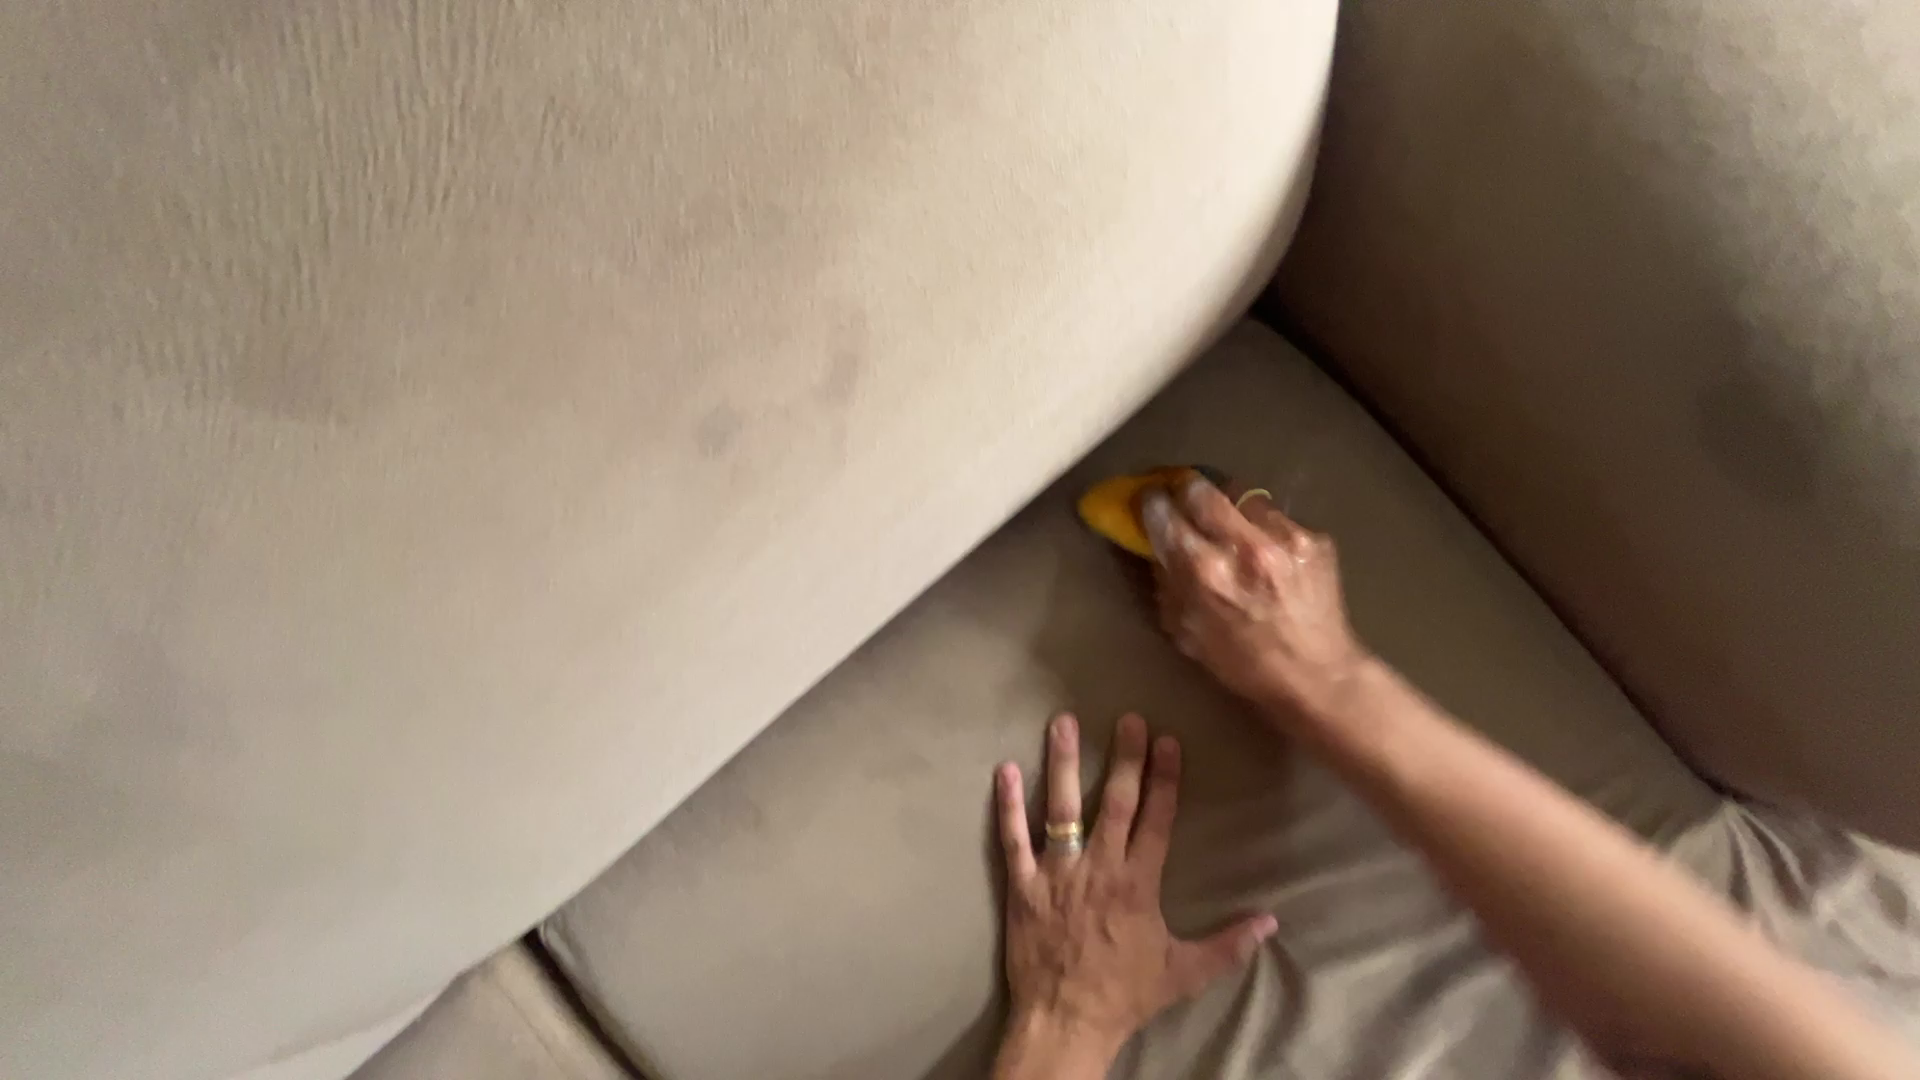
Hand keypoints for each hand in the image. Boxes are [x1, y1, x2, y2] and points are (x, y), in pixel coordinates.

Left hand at [991, 713, 1278, 1077]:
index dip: (1164, 779)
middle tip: (1128, 719)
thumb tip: (1271, 921)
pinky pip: (1013, 839)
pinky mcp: (1023, 884)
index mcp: (1138, 884)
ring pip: (1061, 809)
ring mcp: (1057, 873)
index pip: (1156, 820)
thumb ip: (1229, 945)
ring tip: (1063, 723)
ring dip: (1062, 764)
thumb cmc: (1125, 994)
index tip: (1168, 741)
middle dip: (1124, 759)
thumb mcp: (1184, 973)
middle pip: (1114, 803)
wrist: (1066, 1021)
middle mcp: (1099, 868)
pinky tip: (1006, 770)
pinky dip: (1008, 805)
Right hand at [1142, 472, 1369, 724]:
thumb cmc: (1241, 662)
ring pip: (1240, 494)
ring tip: (1227, 524)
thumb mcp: (1184, 630)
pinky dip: (1260, 526)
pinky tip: (1264, 549)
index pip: (1164, 514)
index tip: (1148, 502)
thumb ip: (1167, 582)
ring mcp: (1284, 536)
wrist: (1318, 676)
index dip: (1150, 503)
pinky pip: (1274, 516)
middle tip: (1180, 499)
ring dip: (1226, 506)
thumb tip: (1155, 547)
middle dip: (1183, 489)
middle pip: (1200, 488)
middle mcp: (1243, 545)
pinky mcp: (1314, 537)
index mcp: (1205, 572)